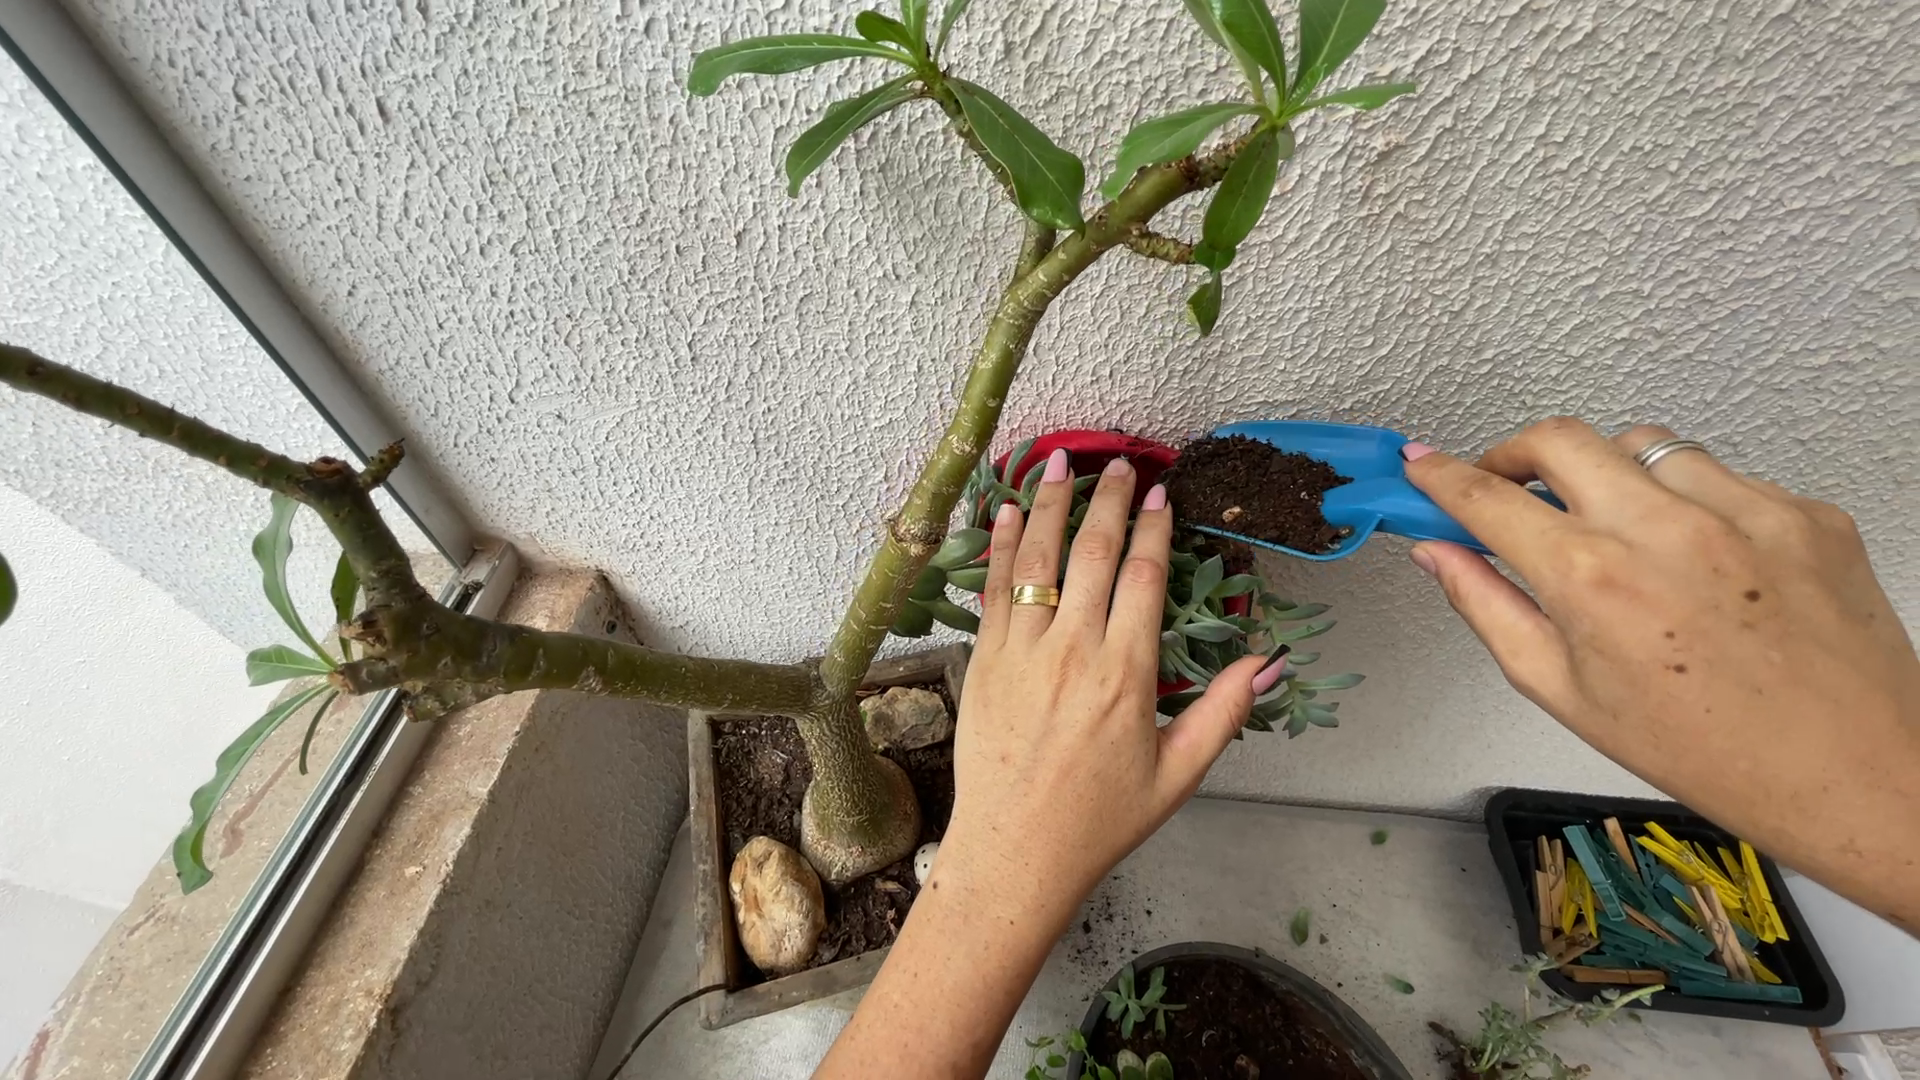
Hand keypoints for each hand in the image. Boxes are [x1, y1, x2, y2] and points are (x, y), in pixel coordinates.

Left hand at [940, 448, 1280, 905]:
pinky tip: (1001, 511)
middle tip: (1119, 462)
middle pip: (1094, 554)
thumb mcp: (1178, 774)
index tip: (1160, 492)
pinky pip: (992, 591)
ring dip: (1048, 506)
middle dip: (1108, 500)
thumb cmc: (1100, 819)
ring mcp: (1022, 651)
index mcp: (1126, 673)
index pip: (1144, 576)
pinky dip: (995, 546)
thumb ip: (1222, 713)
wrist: (1016, 852)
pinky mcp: (984, 660)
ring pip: (1036, 560)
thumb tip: (1266, 661)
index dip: (1154, 527)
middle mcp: (1074, 651)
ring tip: (1059, 464)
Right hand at [1404, 418, 1919, 929]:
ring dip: (1598, 471)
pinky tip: (1682, 548)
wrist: (1860, 775)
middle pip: (1558, 438)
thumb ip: (1483, 604)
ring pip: (1638, 444)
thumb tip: (1436, 553)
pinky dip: (1676, 494)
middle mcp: (1664, 530)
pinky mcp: (1804, 513)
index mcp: (1590, 579)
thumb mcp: (1555, 685)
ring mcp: (1744, 513)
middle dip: (1511, 452)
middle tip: (1501, 483)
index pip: (1486, 497)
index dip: (1439, 475)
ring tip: (1602, 520)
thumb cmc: (1698, 745)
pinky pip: (1714, 472)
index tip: (1420, 464)